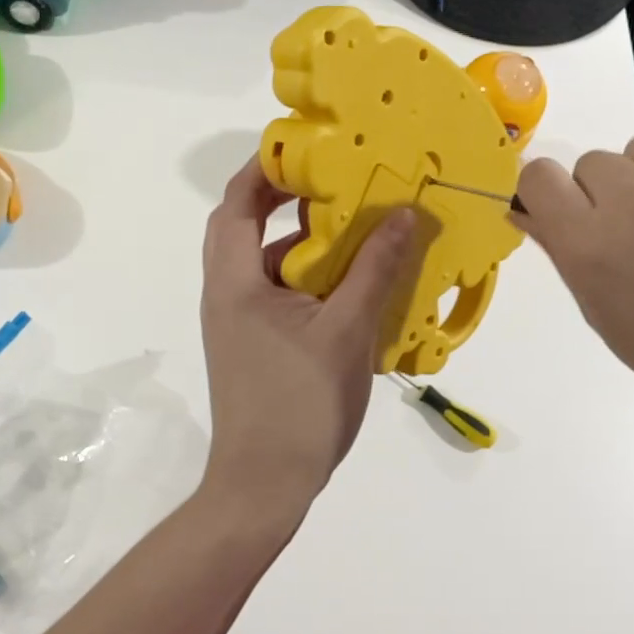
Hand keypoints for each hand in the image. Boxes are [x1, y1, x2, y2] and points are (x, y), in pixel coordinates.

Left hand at [200, 158, 416, 512]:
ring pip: (273, 266)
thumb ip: (374, 269)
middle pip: (250, 229)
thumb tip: (405, 214)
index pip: (237, 202)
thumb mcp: (346, 330)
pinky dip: (317, 284)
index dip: (266, 167)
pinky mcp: (258, 347)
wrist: (265, 486)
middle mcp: (228, 294)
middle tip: (342, 185)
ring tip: (365, 234)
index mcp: (234, 280)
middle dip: (292, 204)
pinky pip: (285, 297)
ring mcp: (241, 324)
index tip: (309, 147)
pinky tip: (360, 290)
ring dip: (313, 248)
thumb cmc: (299, 402)